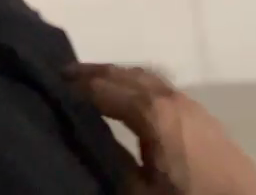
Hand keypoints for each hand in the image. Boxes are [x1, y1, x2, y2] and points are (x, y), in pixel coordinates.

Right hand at [67, 63, 255, 194]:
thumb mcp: (142, 193)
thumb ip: (113, 161)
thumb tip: (88, 137)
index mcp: (150, 112)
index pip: (101, 88)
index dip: (74, 86)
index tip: (50, 84)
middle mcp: (168, 97)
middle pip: (122, 73)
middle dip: (93, 72)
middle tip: (64, 77)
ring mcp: (190, 105)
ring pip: (144, 76)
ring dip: (117, 76)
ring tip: (95, 85)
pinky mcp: (205, 119)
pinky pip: (161, 87)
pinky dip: (138, 85)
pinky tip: (132, 102)